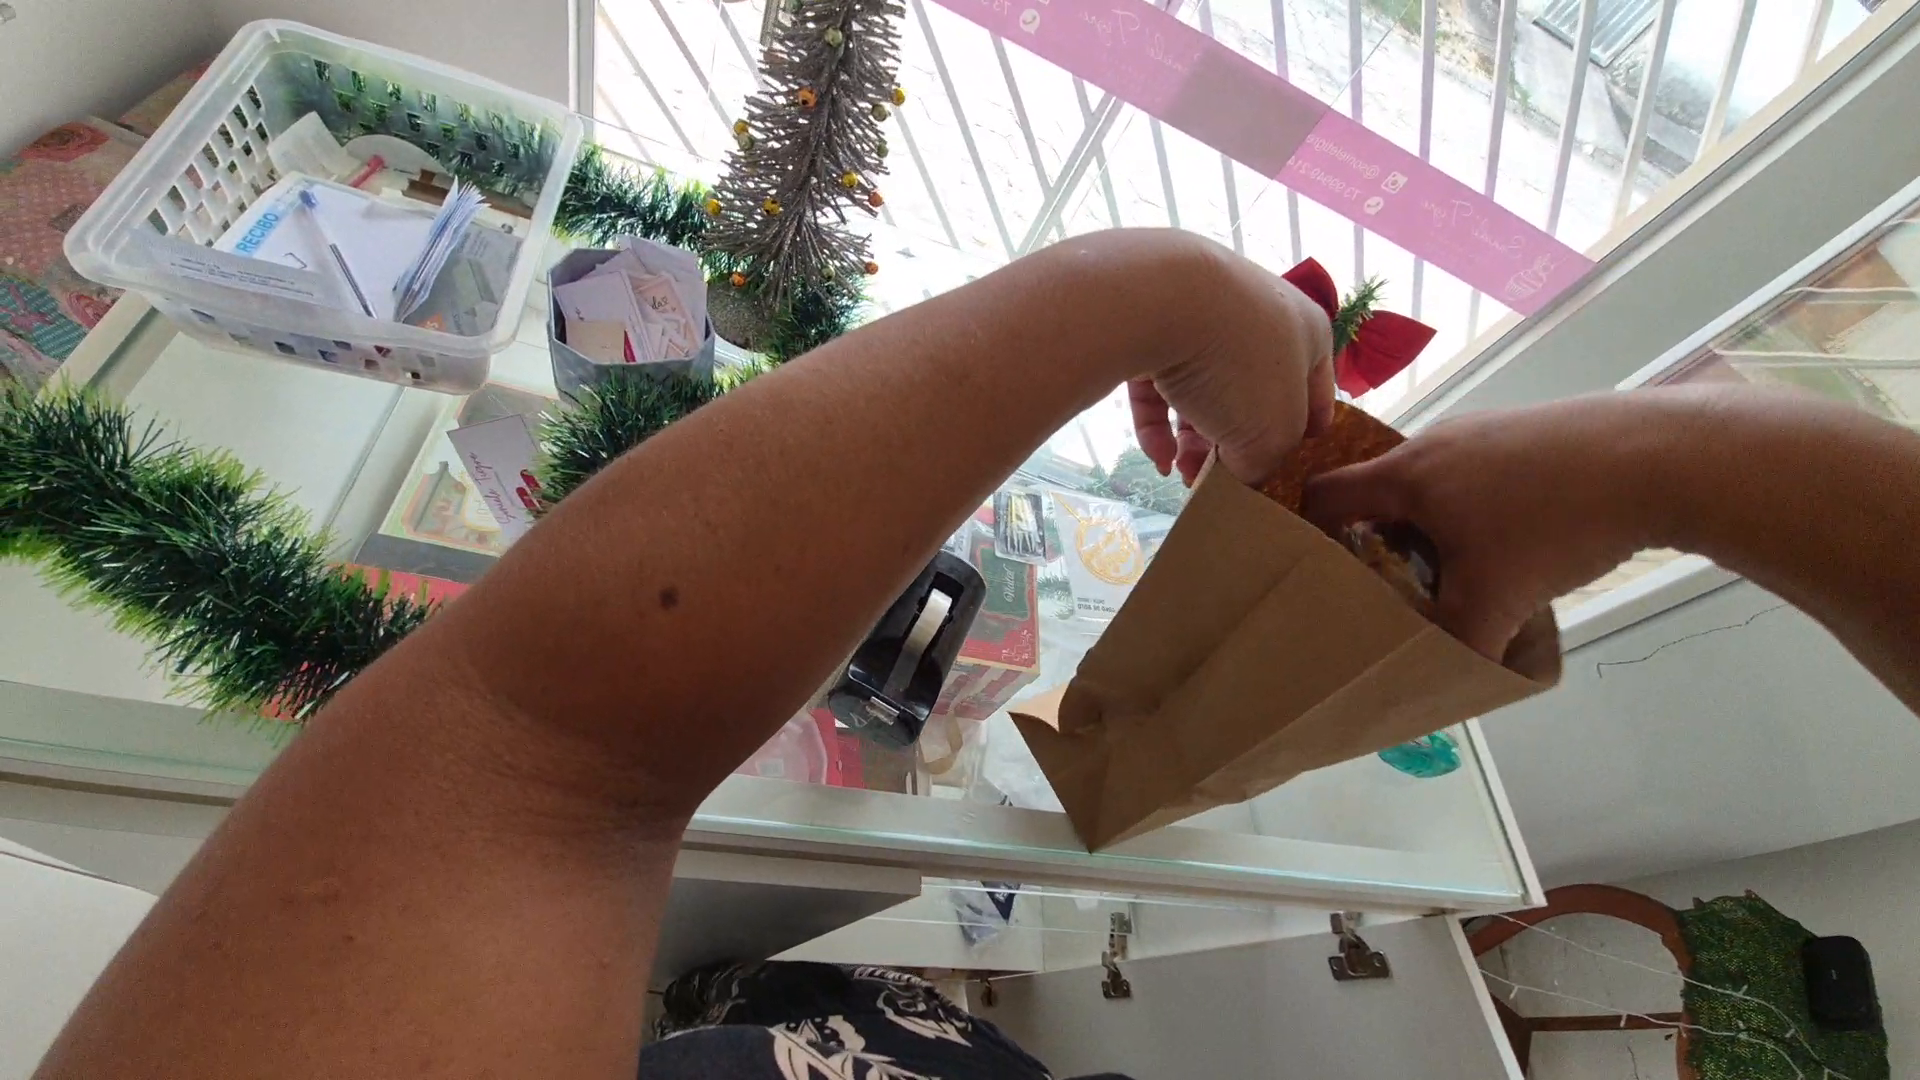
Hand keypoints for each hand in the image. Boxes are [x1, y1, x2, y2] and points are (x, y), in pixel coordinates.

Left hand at [1124, 240, 1335, 485]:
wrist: (1160, 302)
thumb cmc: (1239, 366)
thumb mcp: (1271, 433)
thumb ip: (1264, 461)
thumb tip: (1240, 473)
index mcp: (1305, 333)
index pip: (1316, 386)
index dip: (1309, 425)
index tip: (1295, 458)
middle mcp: (1255, 319)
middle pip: (1249, 395)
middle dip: (1235, 445)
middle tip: (1217, 481)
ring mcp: (1198, 319)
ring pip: (1201, 392)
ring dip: (1193, 441)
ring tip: (1182, 474)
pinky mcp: (1147, 330)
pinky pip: (1157, 386)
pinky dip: (1158, 425)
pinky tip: (1158, 460)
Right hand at [1300, 393, 1675, 658]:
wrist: (1671, 458)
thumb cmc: (1558, 524)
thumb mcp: (1497, 600)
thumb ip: (1455, 642)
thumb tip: (1438, 673)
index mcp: (1405, 475)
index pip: (1324, 495)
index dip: (1310, 531)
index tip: (1326, 568)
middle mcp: (1431, 442)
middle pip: (1375, 490)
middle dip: (1375, 535)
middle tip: (1398, 577)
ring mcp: (1480, 427)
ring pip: (1426, 480)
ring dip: (1427, 519)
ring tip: (1464, 558)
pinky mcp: (1524, 426)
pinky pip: (1470, 467)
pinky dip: (1471, 500)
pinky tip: (1518, 529)